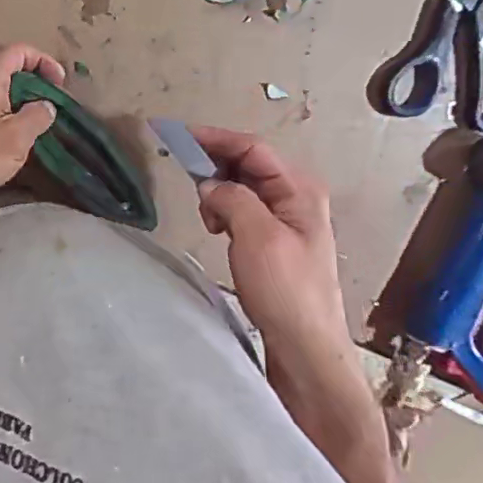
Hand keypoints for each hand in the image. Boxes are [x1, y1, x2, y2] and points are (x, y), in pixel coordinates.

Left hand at [0, 44, 64, 213]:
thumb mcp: (17, 137)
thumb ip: (38, 115)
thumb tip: (48, 105)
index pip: (20, 51)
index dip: (44, 61)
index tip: (59, 84)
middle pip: (14, 68)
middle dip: (39, 80)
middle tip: (55, 104)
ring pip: (6, 88)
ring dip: (27, 99)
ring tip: (43, 120)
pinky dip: (14, 112)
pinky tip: (22, 135)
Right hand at [189, 126, 348, 353]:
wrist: (305, 347)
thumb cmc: (285, 289)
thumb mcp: (256, 236)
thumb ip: (232, 198)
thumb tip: (210, 184)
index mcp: (298, 188)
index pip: (252, 147)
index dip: (214, 138)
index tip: (177, 135)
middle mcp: (295, 196)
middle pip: (247, 164)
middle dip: (215, 169)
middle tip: (193, 189)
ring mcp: (286, 219)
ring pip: (241, 187)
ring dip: (218, 195)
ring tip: (210, 222)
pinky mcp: (274, 239)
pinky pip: (242, 210)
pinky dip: (224, 213)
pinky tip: (218, 231)